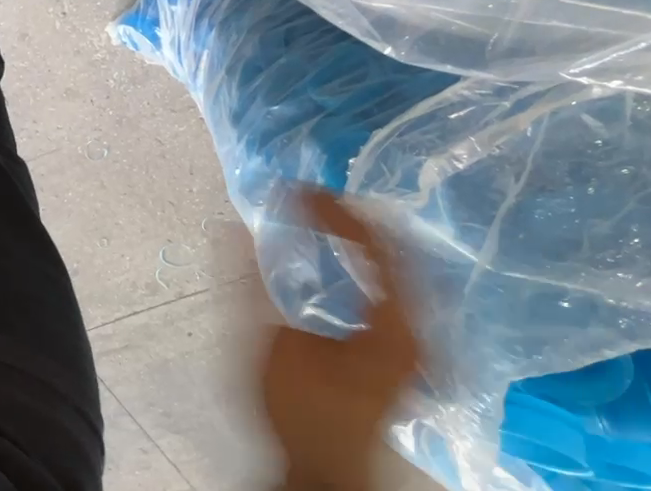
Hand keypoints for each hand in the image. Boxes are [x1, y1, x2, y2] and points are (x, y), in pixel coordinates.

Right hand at [259, 190, 421, 490]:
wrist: (325, 461)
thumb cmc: (297, 406)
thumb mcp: (269, 342)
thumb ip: (252, 281)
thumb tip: (230, 226)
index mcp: (388, 326)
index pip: (372, 248)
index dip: (334, 212)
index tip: (296, 189)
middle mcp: (417, 330)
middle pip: (399, 251)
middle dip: (353, 214)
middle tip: (310, 192)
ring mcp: (419, 340)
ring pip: (406, 266)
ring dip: (366, 233)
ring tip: (327, 210)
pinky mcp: (409, 347)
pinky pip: (402, 285)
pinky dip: (373, 257)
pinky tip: (351, 250)